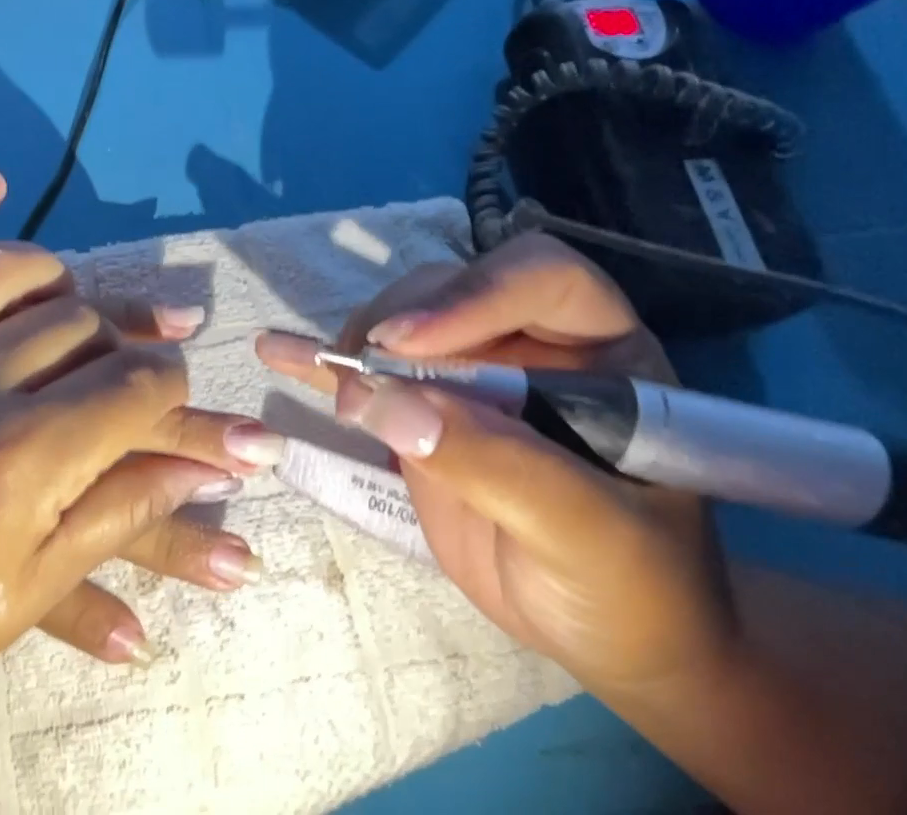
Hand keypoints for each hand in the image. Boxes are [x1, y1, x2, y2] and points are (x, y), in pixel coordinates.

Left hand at [0, 173, 243, 733]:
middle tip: (136, 377)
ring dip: (63, 283)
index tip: (179, 405)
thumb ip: (120, 513)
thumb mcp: (27, 591)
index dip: (175, 390)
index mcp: (15, 460)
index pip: (135, 386)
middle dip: (128, 348)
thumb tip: (208, 467)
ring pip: (13, 272)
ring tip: (85, 308)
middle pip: (83, 325)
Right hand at [257, 234, 739, 693]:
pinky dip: (321, 363)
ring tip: (338, 393)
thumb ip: (498, 465)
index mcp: (600, 352)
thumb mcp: (587, 532)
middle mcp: (529, 348)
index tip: (407, 343)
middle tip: (362, 389)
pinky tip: (277, 351)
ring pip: (401, 324)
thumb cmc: (629, 583)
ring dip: (358, 346)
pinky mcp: (422, 414)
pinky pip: (366, 376)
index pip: (540, 280)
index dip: (473, 294)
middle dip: (399, 328)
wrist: (600, 627)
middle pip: (452, 293)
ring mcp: (469, 379)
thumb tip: (386, 405)